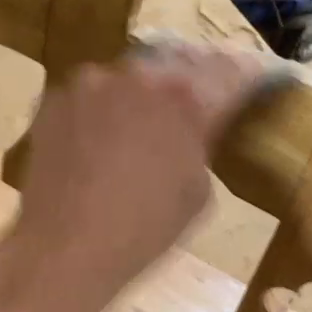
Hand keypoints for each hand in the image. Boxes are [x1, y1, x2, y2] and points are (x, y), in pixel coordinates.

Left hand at [0, 45, 269, 311]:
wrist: (62, 249)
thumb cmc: (144, 232)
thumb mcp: (198, 192)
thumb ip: (201, 143)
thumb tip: (193, 128)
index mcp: (187, 99)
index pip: (232, 70)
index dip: (248, 72)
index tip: (255, 75)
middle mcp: (140, 75)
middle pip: (179, 62)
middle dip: (193, 77)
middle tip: (198, 99)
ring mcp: (92, 82)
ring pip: (131, 75)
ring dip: (143, 92)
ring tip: (142, 123)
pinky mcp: (56, 96)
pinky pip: (93, 93)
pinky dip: (104, 108)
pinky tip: (101, 139)